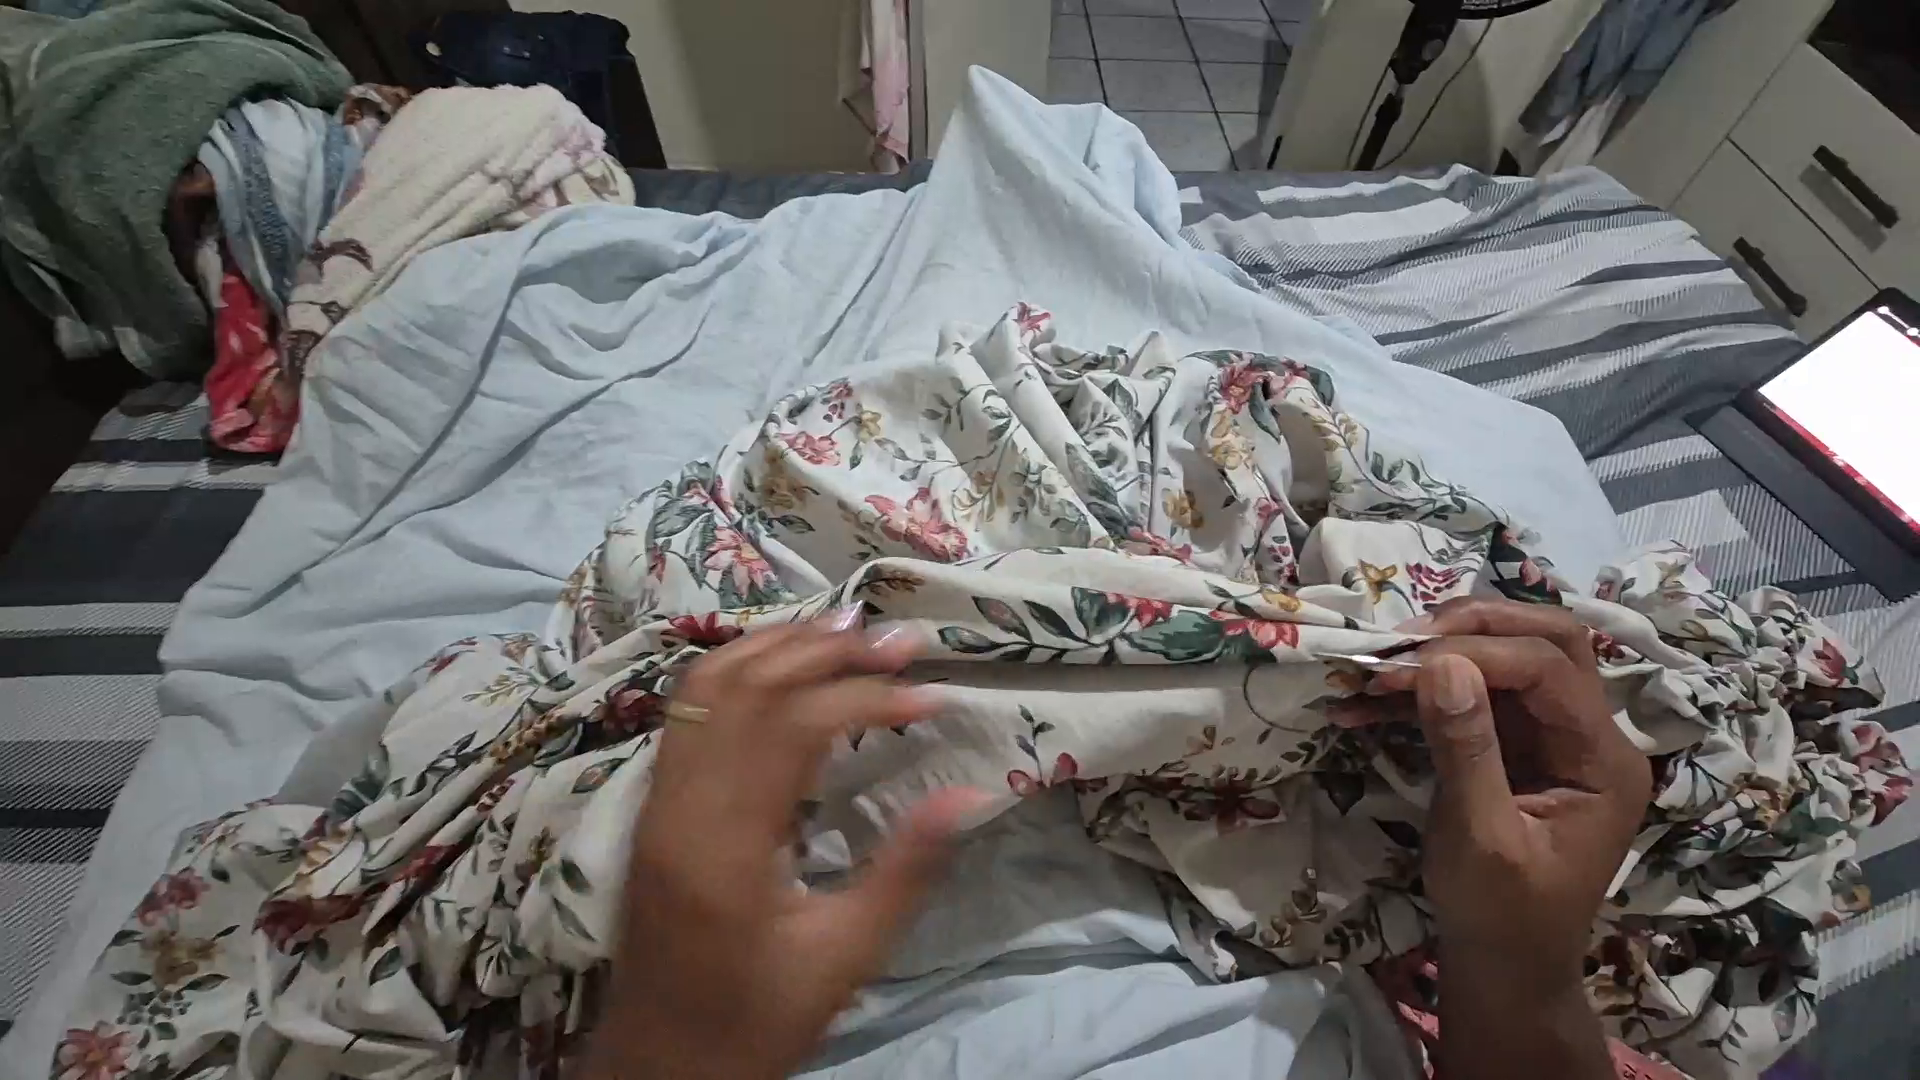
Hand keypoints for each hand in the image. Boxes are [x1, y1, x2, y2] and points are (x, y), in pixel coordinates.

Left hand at [586, 614, 984, 1079]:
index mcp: (725, 844)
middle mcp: (680, 801)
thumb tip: (969, 792)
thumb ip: (906, 871)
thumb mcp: (845, 959)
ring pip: (712, 682)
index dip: (867, 697)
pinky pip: (691, 704)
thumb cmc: (755, 1019)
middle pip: (750, 685)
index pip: (795, 726)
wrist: (657, 1067)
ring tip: (848, 624)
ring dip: (782, 642)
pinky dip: (742, 663)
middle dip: (830, 650)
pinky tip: (785, 656)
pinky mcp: (655, 797)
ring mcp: (657, 794)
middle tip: (898, 639)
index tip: (930, 698)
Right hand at [1367, 597, 1651, 1079]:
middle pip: (1544, 639)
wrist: (1502, 959)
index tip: (1398, 665)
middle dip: (1469, 627)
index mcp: (1600, 758)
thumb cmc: (1502, 910)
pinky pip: (1463, 693)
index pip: (1547, 667)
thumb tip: (1441, 663)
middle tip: (1399, 640)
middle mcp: (1583, 733)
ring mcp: (1545, 735)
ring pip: (1501, 656)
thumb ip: (1467, 748)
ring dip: (1434, 654)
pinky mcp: (1505, 743)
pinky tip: (1360, 705)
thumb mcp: (1480, 835)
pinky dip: (1413, 691)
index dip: (1474, 652)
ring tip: (1368, 670)